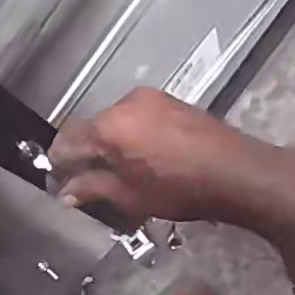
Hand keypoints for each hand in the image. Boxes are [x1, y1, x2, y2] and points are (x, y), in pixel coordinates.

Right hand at [48, 89, 294, 226]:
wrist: (236, 172)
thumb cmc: (181, 188)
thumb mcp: (130, 196)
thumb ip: (93, 188)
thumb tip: (67, 193)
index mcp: (109, 126)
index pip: (68, 141)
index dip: (58, 164)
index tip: (58, 181)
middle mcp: (126, 104)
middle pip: (91, 129)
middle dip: (85, 154)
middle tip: (85, 182)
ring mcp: (151, 99)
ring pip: (115, 123)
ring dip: (109, 145)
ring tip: (117, 174)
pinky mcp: (170, 102)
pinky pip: (137, 118)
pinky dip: (130, 136)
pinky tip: (141, 159)